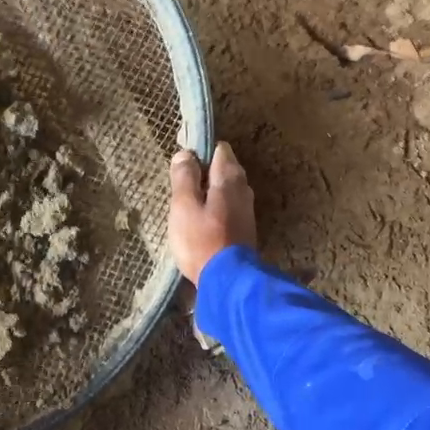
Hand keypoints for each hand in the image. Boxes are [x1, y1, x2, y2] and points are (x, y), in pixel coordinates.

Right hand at [168, 141, 256, 285]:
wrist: (227, 280)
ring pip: (228, 189)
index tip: (182, 163)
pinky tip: (204, 220)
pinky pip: (229, 207)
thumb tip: (184, 154)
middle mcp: (244, 188)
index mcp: (229, 178)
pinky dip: (217, 207)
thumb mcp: (183, 207)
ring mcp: (247, 209)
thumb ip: (184, 178)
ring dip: (211, 191)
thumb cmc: (200, 241)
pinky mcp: (245, 228)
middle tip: (182, 185)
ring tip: (190, 203)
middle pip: (225, 169)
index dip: (199, 152)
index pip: (218, 150)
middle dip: (205, 172)